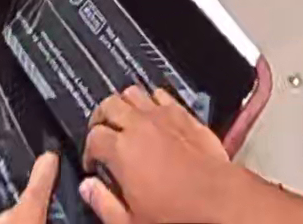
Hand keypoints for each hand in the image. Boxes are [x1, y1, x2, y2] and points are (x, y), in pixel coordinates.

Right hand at [80, 86, 244, 223]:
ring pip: (133, 91)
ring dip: (124, 103)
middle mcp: (140, 125)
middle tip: (101, 132)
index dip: (88, 150)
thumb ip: (103, 202)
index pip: (94, 137)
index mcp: (122, 151)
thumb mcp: (129, 222)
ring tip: (123, 118)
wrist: (214, 197)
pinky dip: (151, 98)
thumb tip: (89, 188)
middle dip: (100, 117)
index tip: (93, 162)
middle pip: (109, 104)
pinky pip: (160, 92)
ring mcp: (162, 114)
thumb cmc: (175, 213)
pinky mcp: (182, 111)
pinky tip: (151, 113)